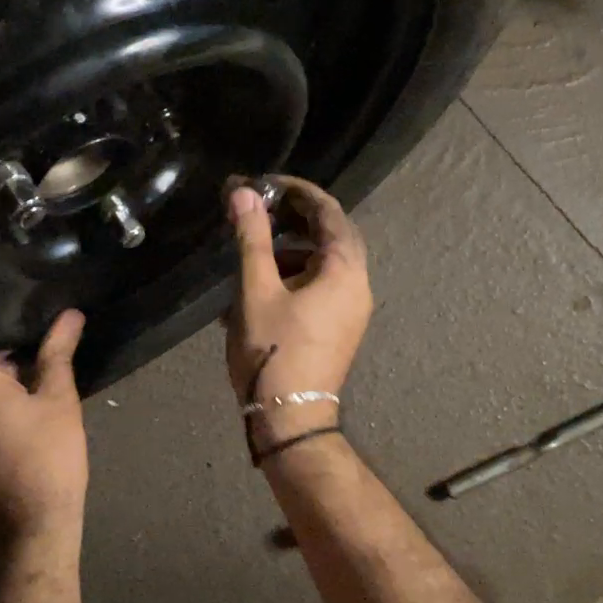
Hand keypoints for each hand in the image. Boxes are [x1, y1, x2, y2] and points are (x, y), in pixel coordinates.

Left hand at [0, 310, 88, 551]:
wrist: (30, 529)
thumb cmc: (50, 456)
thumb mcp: (60, 399)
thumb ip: (58, 353)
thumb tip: (70, 313)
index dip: (28, 362)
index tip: (50, 376)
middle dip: (15, 384)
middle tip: (49, 400)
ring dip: (5, 410)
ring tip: (38, 423)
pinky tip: (22, 447)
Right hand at [224, 176, 372, 444]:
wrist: (290, 418)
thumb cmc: (273, 351)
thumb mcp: (256, 290)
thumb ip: (252, 238)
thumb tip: (244, 193)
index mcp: (345, 270)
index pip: (329, 212)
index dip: (298, 192)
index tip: (265, 183)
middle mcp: (358, 285)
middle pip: (331, 235)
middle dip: (294, 219)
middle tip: (260, 210)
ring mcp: (352, 309)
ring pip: (324, 263)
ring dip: (290, 250)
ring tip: (252, 253)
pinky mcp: (340, 327)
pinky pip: (322, 286)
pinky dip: (294, 277)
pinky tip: (259, 290)